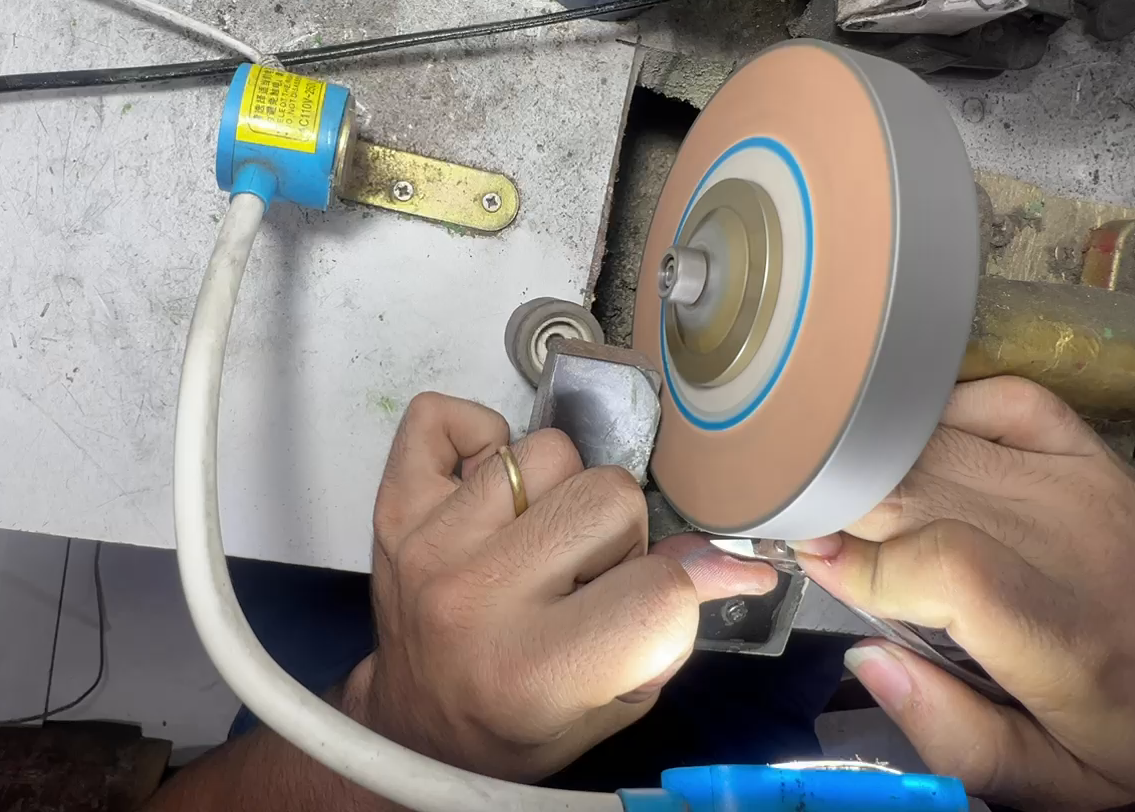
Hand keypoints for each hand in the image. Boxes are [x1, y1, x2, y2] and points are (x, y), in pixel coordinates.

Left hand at [345, 393, 775, 781]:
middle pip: (608, 493)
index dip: (669, 590)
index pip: (659, 589)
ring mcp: (427, 542)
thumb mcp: (614, 699)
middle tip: (581, 572)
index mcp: (534, 671)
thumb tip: (742, 563)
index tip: (639, 607)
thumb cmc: (523, 719)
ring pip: (545, 448)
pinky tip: (482, 487)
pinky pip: (440, 414)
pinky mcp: (392, 503)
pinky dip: (475, 436)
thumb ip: (675, 626)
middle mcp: (473, 599)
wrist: (419, 720)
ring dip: (555, 488)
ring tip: (532, 536)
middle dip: (614, 533)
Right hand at [797, 377, 1134, 809]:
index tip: (822, 566)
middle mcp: (1060, 539)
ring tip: (845, 489)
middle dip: (841, 506)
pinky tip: (914, 447)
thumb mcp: (1061, 777)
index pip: (939, 567)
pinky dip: (931, 412)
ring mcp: (1067, 477)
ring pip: (931, 443)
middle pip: (914, 490)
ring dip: (868, 463)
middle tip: (814, 525)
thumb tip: (864, 657)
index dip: (861, 565)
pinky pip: (983, 398)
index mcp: (1060, 634)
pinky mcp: (1076, 441)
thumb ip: (954, 736)